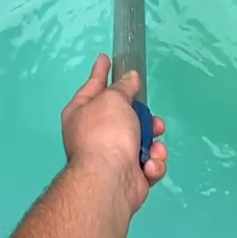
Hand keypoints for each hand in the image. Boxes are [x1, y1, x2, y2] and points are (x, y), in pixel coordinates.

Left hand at [60, 54, 168, 209]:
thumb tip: (130, 78)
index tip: (106, 58)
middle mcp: (95, 133)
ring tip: (154, 147)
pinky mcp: (131, 175)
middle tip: (152, 119)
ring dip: (154, 143)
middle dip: (144, 118)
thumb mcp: (114, 100)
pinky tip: (148, 166)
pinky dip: (153, 164)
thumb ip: (123, 87)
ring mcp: (113, 156)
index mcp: (82, 112)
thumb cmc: (106, 133)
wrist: (111, 179)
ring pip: (144, 140)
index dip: (102, 71)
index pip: (94, 85)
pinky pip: (150, 163)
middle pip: (125, 116)